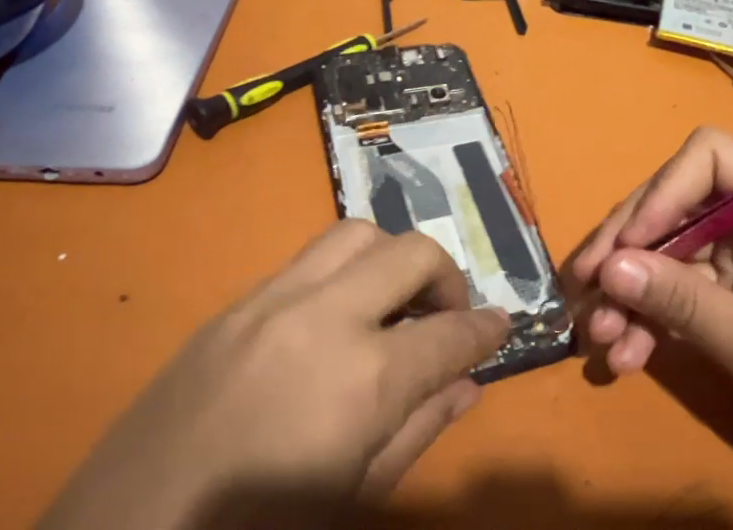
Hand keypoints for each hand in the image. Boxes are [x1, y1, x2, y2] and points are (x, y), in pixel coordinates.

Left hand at [39, 221, 510, 528]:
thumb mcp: (353, 498)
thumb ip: (419, 429)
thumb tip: (468, 383)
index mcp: (363, 379)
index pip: (451, 333)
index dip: (486, 329)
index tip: (502, 327)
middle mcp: (323, 318)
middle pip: (410, 253)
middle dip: (446, 277)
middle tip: (446, 318)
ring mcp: (270, 302)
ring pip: (355, 234)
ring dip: (390, 259)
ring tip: (391, 306)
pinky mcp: (230, 306)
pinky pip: (304, 261)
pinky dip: (340, 273)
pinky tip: (332, 322)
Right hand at [570, 127, 732, 491]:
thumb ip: (684, 302)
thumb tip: (608, 269)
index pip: (710, 156)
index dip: (660, 192)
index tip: (624, 247)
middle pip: (679, 199)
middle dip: (629, 244)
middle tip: (582, 286)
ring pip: (671, 245)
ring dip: (632, 288)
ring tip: (598, 335)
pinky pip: (682, 286)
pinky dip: (652, 315)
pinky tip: (627, 355)